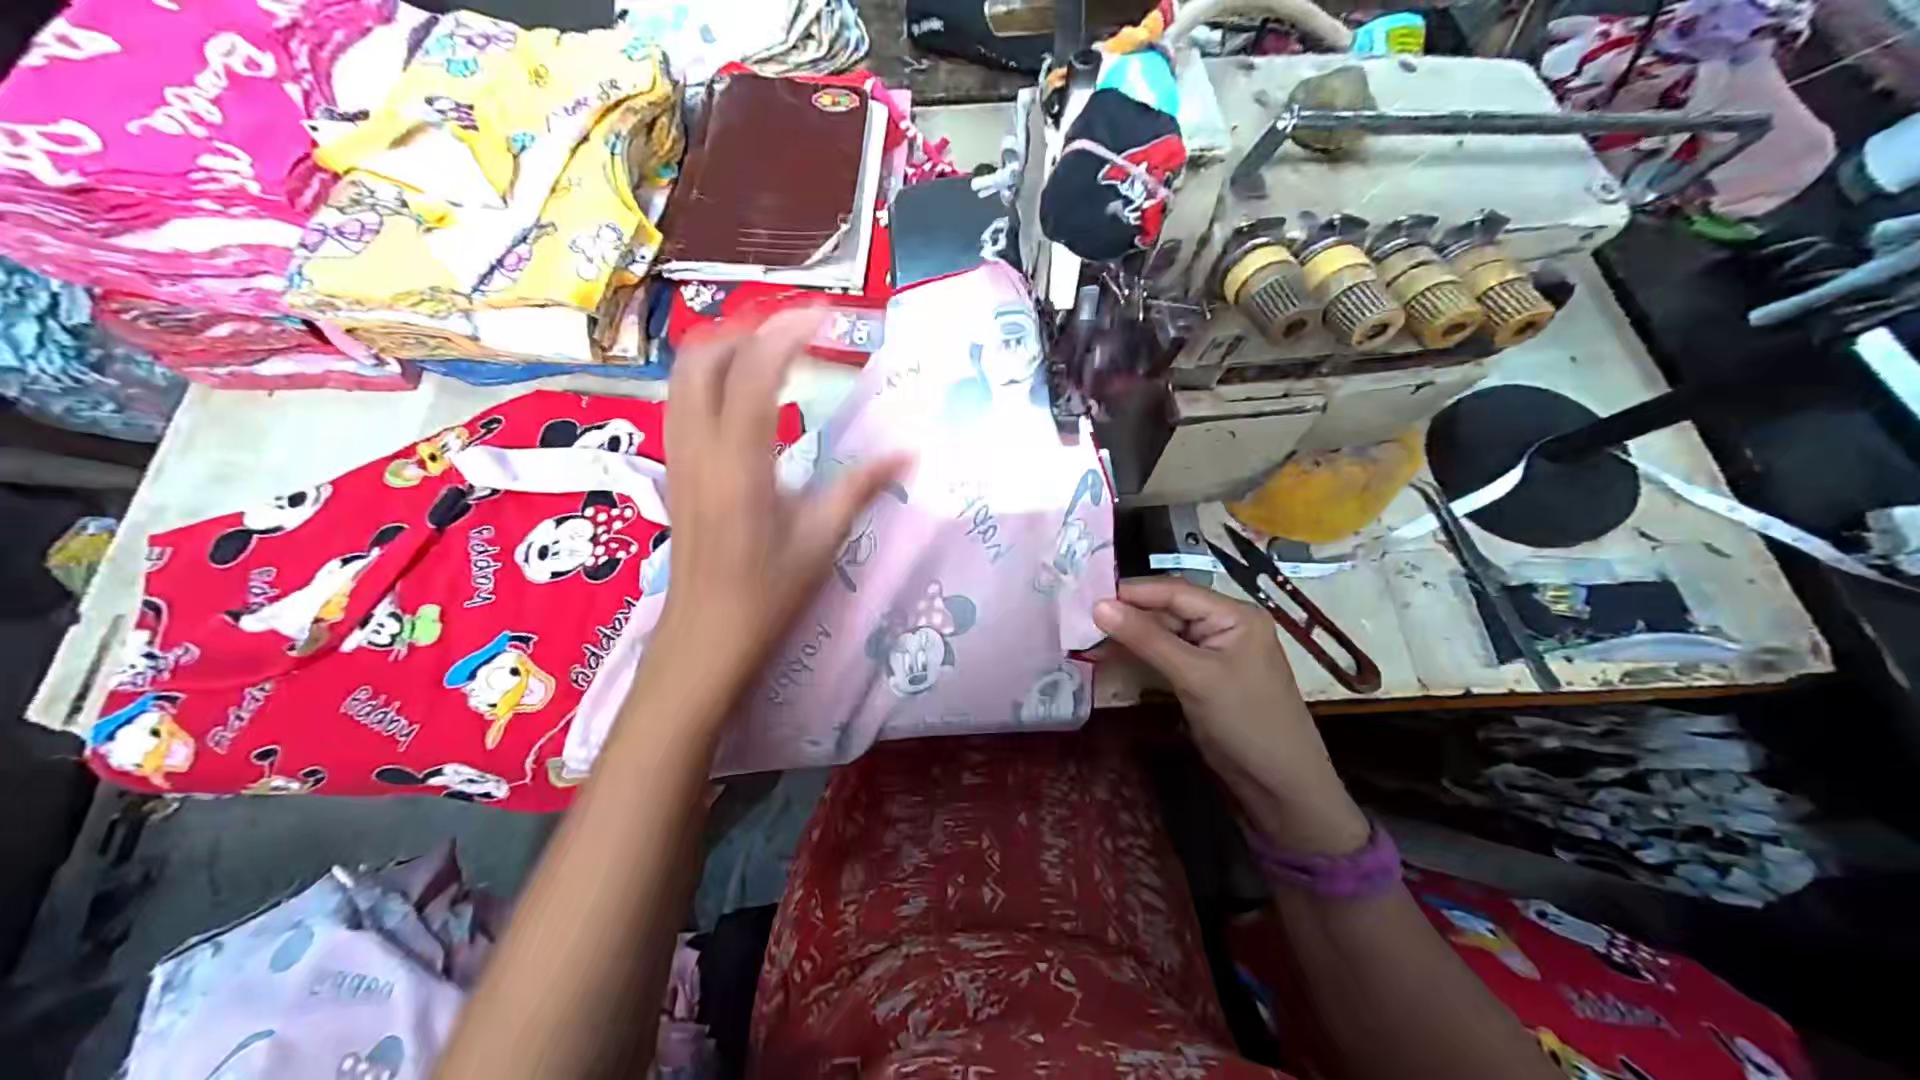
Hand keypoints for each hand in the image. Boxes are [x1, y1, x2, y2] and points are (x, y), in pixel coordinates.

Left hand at [657, 309, 909, 678]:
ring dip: (725, 347)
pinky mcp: (674, 467)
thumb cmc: (766, 595)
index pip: (754, 371)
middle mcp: (699, 447)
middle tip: (797, 334)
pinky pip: (682, 399)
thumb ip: (861, 486)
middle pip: (703, 354)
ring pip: (684, 373)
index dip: (787, 332)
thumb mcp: (821, 540)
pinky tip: (747, 395)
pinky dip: (711, 376)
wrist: (704, 637)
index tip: (825, 317)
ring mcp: (678, 455)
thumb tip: (908, 452)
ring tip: (773, 353)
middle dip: (748, 328)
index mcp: (740, 463)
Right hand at [1093, 578, 1369, 853]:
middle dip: (1127, 613)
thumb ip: (1145, 638)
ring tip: (1087, 635)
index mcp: (1234, 614)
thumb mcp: (1193, 675)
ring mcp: (1213, 652)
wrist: (1280, 784)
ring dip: (1130, 634)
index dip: (1131, 592)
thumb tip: (1098, 605)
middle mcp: (1224, 625)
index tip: (1086, 596)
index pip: (1174, 590)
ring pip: (1164, 632)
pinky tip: (1111, 653)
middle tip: (1080, 618)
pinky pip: (1166, 654)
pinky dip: (1141, 653)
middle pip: (1168, 609)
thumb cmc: (1245, 720)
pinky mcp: (1202, 676)